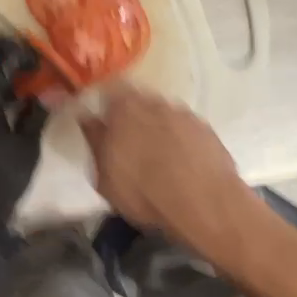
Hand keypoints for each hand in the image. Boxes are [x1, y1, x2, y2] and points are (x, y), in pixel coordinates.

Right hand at [80, 89, 255, 255]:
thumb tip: (88, 119)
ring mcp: (186, 114)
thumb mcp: (105, 178)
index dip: (109, 107)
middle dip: (135, 119)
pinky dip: (182, 142)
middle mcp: (156, 102)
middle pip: (140, 102)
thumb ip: (95, 142)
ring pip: (165, 116)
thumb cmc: (145, 193)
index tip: (107, 123)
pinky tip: (183, 164)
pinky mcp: (208, 130)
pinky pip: (187, 131)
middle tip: (132, 145)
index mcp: (124, 108)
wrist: (204, 204)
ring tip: (160, 159)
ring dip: (160, 130)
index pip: (111, 92)